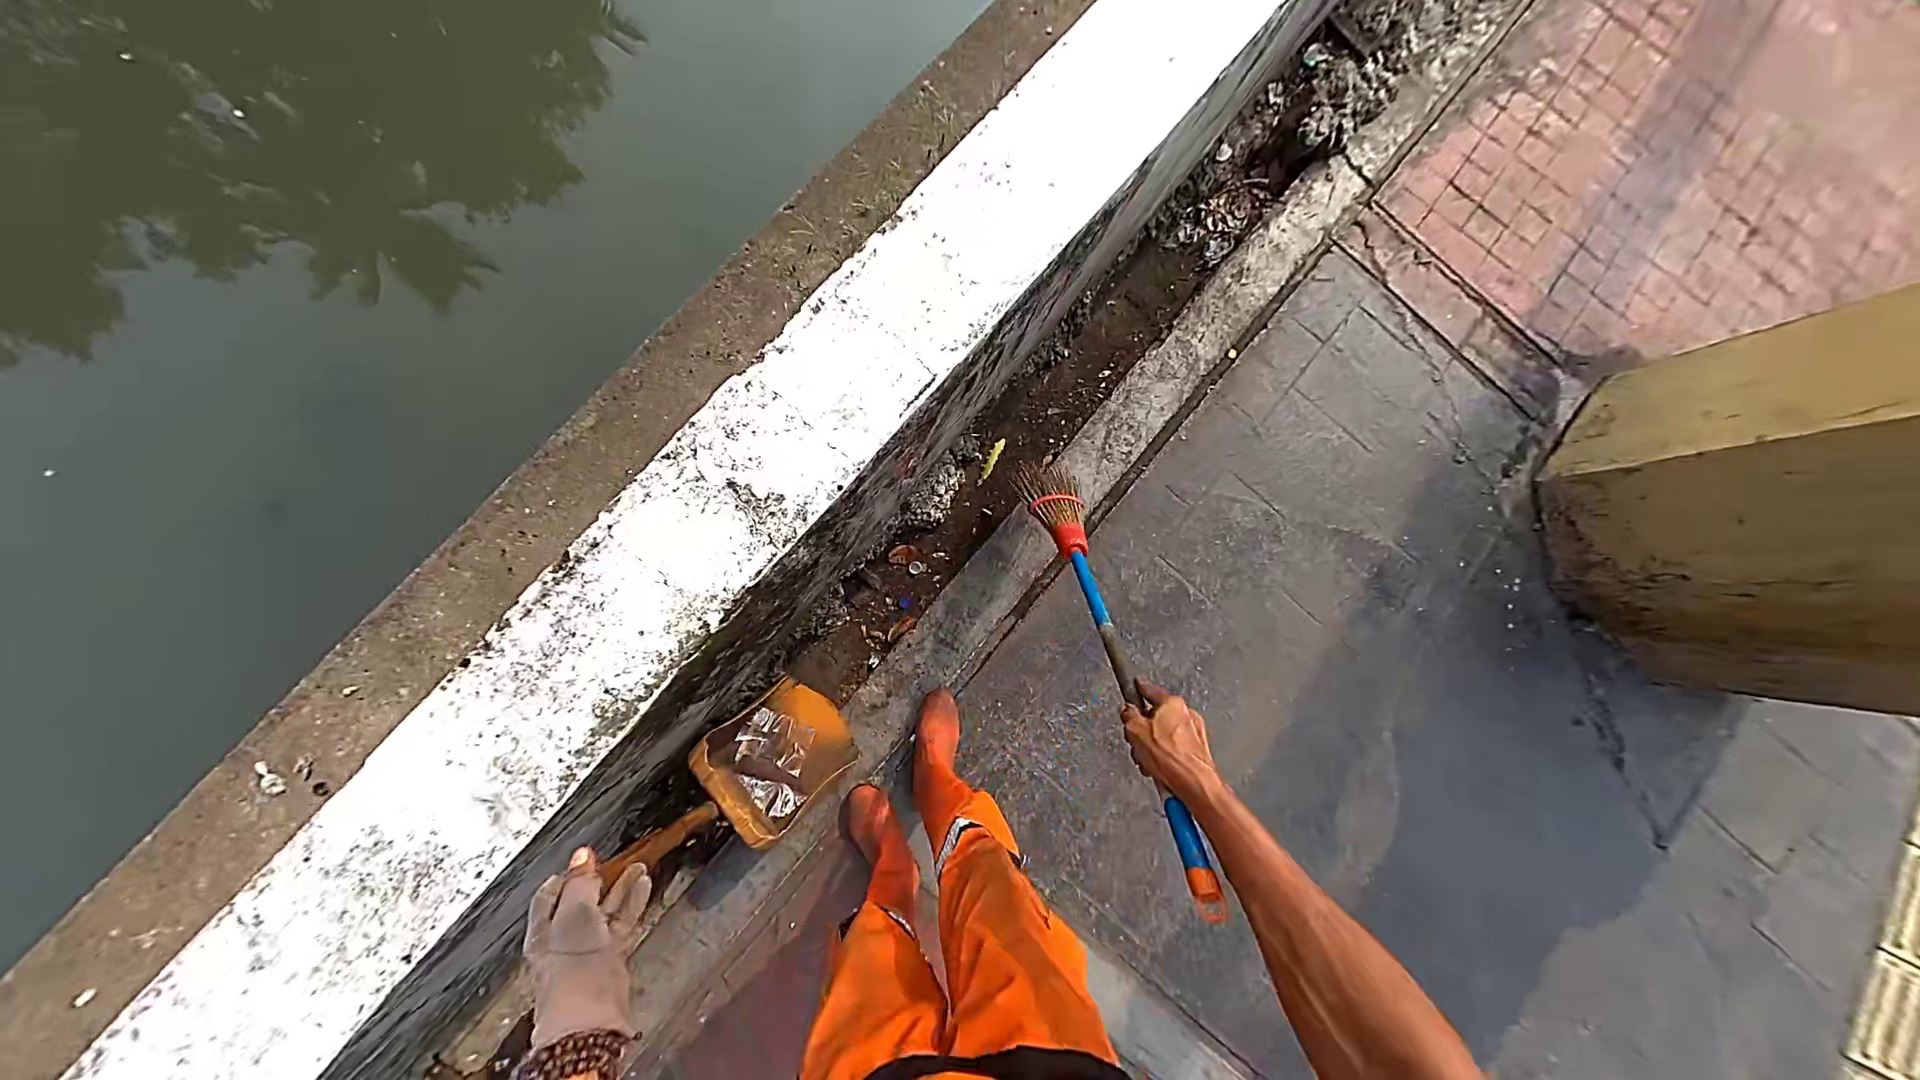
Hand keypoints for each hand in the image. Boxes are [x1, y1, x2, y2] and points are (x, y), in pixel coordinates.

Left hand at [523, 846, 650, 1047]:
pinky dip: (635, 900)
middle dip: (598, 877)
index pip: (551, 894)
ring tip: (638, 866)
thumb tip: (582, 855)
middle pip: (582, 899)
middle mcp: (565, 937)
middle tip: (613, 858)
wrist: (590, 1013)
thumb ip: (580, 883)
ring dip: (622, 886)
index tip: (585, 856)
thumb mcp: (573, 914)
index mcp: (544, 929)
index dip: (568, 873)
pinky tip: (644, 885)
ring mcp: (590, 946)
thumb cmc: (571, 968)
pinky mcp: (612, 953)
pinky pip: (624, 920)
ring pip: (607, 908)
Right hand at [1121, 680, 1223, 804]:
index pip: (1151, 690)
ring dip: (1153, 747)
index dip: (1139, 689)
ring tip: (1149, 761)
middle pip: (1156, 716)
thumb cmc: (1171, 758)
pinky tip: (1160, 769)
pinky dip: (1166, 757)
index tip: (1135, 685)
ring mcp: (1194, 733)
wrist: (1194, 784)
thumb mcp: (1135, 731)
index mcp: (1173, 703)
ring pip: (1164, 735)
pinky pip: (1175, 748)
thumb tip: (1128, 712)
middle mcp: (1187, 714)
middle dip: (1143, 731)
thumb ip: (1129, 716)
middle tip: (1137, 742)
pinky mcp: (1197, 751)